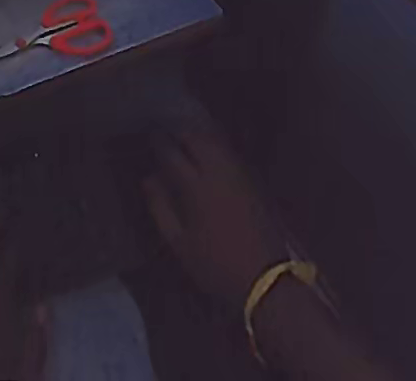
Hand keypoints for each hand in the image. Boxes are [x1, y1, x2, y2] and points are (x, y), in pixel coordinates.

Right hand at [141, 125, 282, 304]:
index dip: (158, 141)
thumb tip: (149, 179)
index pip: (171, 152)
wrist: (266, 284)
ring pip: (216, 143)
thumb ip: (160, 207)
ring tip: (186, 137)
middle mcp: (217, 174)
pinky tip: (208, 152)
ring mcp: (238, 177)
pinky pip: (229, 154)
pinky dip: (215, 147)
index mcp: (196, 188)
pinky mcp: (253, 184)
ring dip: (198, 136)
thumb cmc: (216, 265)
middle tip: (167, 131)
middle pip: (196, 139)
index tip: (149, 134)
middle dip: (179, 132)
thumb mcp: (179, 242)